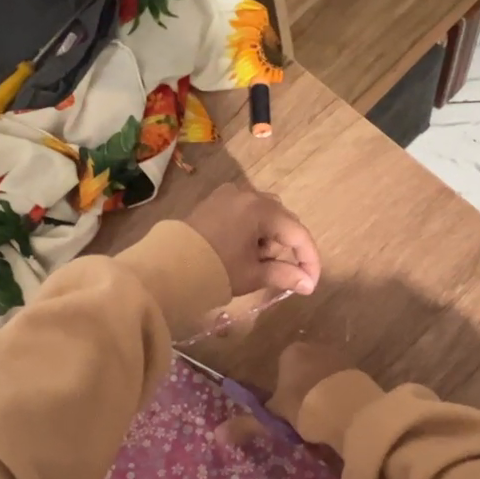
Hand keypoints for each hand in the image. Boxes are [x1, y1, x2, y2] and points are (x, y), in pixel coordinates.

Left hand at [186, 184, 320, 297]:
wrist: (168, 267)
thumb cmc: (216, 269)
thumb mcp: (252, 274)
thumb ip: (284, 275)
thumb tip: (308, 284)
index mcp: (259, 208)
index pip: (297, 233)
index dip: (309, 259)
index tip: (311, 282)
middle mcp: (246, 194)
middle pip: (281, 221)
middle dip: (285, 248)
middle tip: (277, 272)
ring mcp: (228, 196)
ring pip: (263, 217)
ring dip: (267, 240)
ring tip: (253, 264)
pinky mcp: (214, 203)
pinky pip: (244, 214)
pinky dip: (250, 233)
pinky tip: (241, 252)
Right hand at [266, 341, 354, 425]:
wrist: (344, 408)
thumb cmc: (302, 403)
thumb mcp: (279, 408)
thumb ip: (273, 404)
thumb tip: (270, 406)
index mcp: (291, 352)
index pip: (284, 364)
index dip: (285, 384)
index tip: (287, 401)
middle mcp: (314, 347)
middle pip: (306, 365)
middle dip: (306, 382)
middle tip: (304, 406)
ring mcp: (338, 356)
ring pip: (325, 372)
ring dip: (323, 387)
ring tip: (322, 411)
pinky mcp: (356, 369)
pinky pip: (341, 381)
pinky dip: (338, 392)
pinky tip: (337, 409)